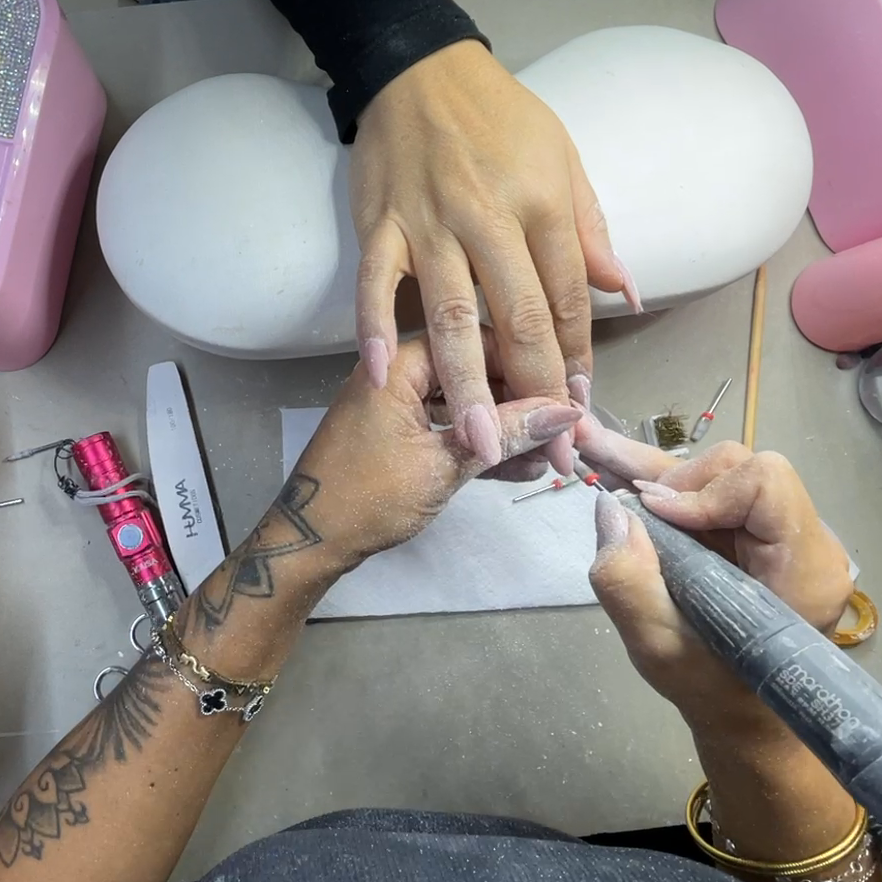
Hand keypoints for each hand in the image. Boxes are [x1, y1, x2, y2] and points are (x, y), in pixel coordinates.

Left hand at [293, 334, 583, 569]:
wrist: (310, 539)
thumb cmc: (369, 496)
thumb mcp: (444, 464)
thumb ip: (505, 432)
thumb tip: (566, 412)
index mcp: (398, 362)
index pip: (478, 341)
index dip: (529, 368)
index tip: (570, 395)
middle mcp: (398, 372)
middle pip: (475, 373)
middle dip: (524, 405)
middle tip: (571, 432)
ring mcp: (398, 405)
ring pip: (466, 405)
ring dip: (508, 431)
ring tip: (557, 456)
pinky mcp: (401, 434)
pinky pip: (448, 429)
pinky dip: (480, 447)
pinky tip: (525, 466)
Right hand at [351, 41, 636, 476]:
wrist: (419, 70)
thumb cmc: (499, 116)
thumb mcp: (563, 158)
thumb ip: (589, 228)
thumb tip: (624, 291)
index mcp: (543, 203)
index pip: (567, 298)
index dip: (577, 359)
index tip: (579, 409)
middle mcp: (490, 219)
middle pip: (516, 318)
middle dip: (533, 390)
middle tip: (542, 454)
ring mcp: (429, 224)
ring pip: (450, 313)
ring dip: (464, 382)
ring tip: (473, 441)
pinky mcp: (379, 225)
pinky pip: (375, 283)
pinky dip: (374, 327)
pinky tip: (379, 372)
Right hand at [578, 422, 852, 729]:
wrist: (740, 712)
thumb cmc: (709, 687)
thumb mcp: (657, 646)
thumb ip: (629, 583)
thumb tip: (609, 507)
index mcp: (802, 566)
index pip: (764, 483)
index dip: (702, 492)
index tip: (654, 517)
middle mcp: (803, 538)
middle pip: (739, 467)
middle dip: (675, 482)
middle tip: (627, 502)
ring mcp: (781, 532)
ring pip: (721, 471)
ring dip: (660, 478)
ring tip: (600, 461)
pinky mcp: (754, 532)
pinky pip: (710, 489)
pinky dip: (660, 483)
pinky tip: (613, 466)